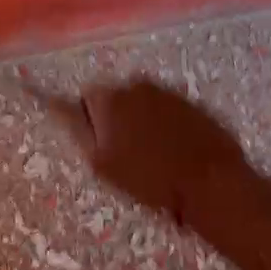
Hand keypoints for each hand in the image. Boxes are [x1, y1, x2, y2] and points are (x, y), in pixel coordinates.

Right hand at [71, 78, 251, 213]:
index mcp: (109, 98)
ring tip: (155, 155)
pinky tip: (177, 150)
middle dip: (118, 119)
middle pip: (116, 98)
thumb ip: (79, 131)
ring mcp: (167, 90)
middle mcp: (135, 84)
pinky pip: (169, 108)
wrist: (213, 185)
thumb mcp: (103, 165)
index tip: (100, 143)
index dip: (90, 121)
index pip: (86, 98)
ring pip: (144, 103)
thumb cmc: (151, 182)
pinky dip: (168, 124)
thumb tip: (56, 106)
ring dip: (143, 120)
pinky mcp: (193, 102)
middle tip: (127, 154)